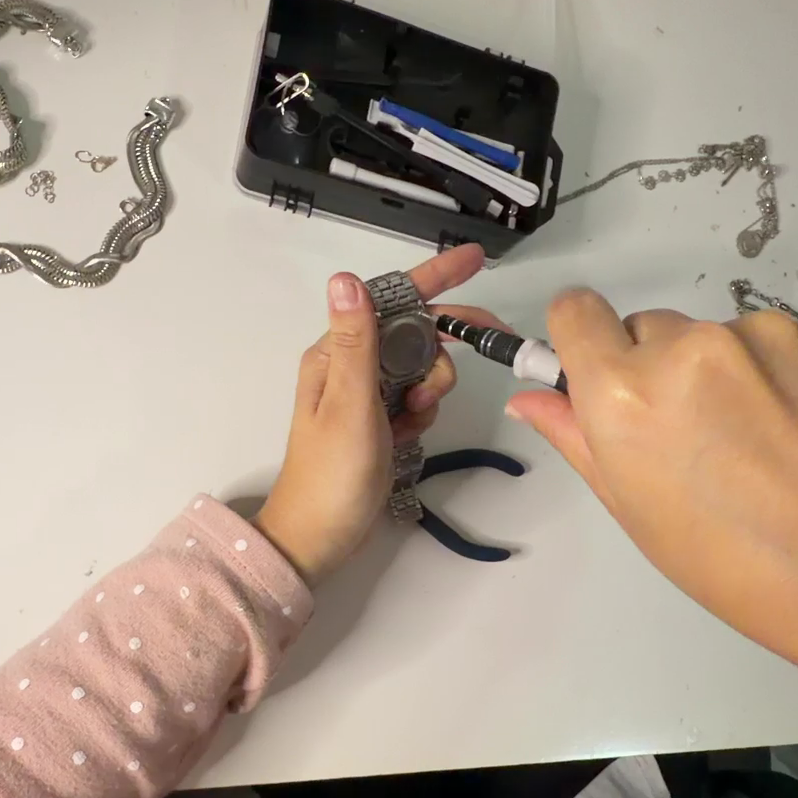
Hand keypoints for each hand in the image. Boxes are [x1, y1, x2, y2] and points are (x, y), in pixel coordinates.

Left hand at [254, 244, 486, 583]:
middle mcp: (350, 368)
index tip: (476, 260)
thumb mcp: (350, 404)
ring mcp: (365, 397)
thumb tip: (345, 277)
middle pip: (412, 335)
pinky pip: (414, 401)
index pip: (391, 301)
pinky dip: (421, 414)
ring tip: (413, 420)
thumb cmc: (332, 473)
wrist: (321, 536)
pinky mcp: (378, 424)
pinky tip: (409, 435)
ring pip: (420, 369)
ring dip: (430, 389)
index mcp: (336, 354)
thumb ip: (357, 342)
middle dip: (442, 347)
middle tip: (475, 357)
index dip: (434, 279)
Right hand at [507, 292, 797, 720]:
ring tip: (758, 439)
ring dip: (717, 373)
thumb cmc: (723, 557)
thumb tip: (527, 398)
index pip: (574, 312)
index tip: (598, 371)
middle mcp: (686, 346)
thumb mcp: (630, 505)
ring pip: (712, 337)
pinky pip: (772, 343)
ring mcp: (761, 334)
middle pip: (646, 329)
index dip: (579, 338)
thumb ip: (575, 437)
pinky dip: (773, 374)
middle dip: (652, 368)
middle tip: (689, 434)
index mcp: (622, 392)